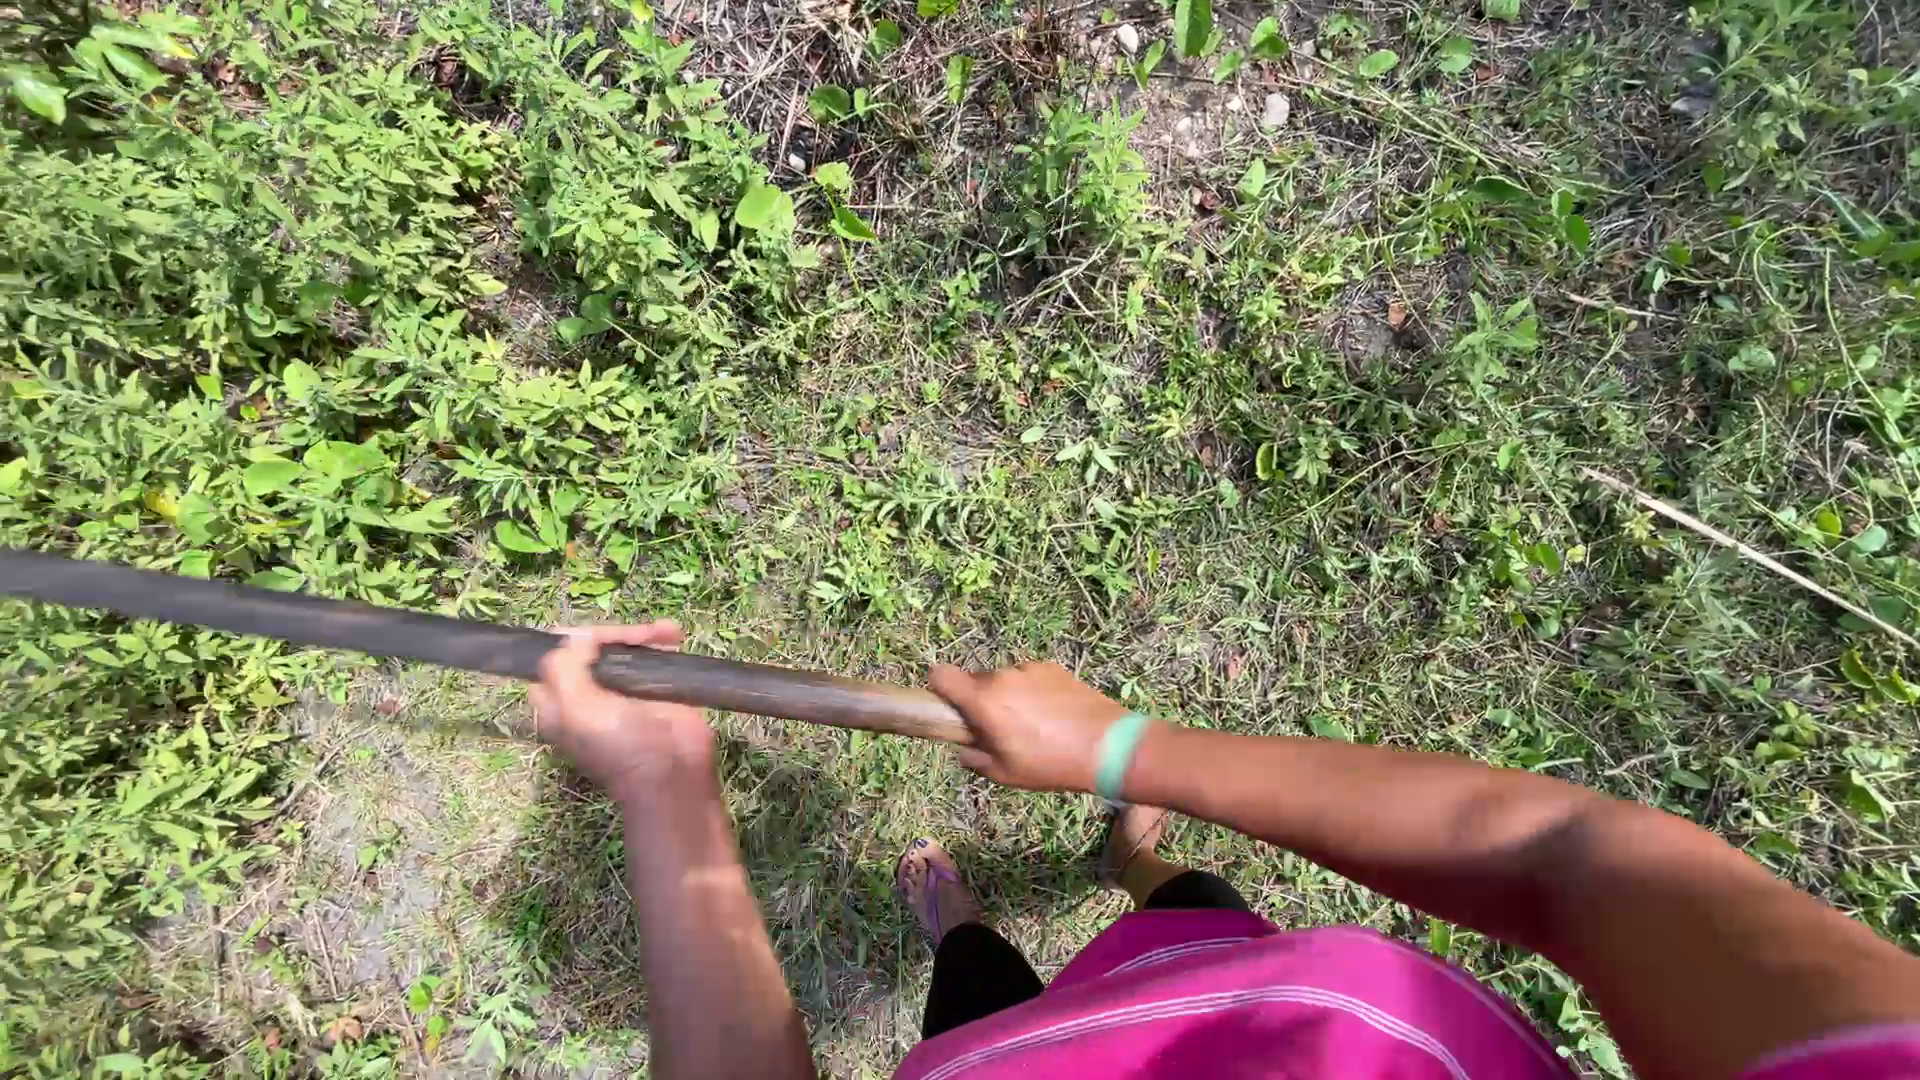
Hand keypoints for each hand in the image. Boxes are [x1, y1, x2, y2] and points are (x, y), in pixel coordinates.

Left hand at [531, 622, 714, 797]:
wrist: (673, 770)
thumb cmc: (619, 745)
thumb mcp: (577, 711)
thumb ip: (565, 670)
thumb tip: (578, 638)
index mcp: (561, 702)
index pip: (557, 657)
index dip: (574, 640)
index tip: (599, 637)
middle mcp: (590, 693)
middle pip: (594, 648)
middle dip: (617, 635)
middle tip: (641, 636)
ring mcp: (625, 690)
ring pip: (625, 648)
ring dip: (643, 634)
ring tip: (668, 633)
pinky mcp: (657, 688)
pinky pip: (655, 656)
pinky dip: (663, 641)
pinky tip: (675, 636)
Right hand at [927, 661, 1129, 792]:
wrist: (1108, 746)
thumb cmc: (1050, 763)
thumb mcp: (1005, 773)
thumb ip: (975, 758)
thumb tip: (964, 749)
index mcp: (984, 700)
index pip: (940, 675)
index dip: (938, 689)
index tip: (950, 708)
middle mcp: (1002, 676)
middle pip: (975, 681)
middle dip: (979, 701)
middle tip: (998, 728)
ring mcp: (1029, 668)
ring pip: (1004, 679)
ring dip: (1007, 696)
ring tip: (1033, 725)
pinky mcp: (1053, 667)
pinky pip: (1029, 677)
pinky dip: (1032, 691)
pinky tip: (1053, 715)